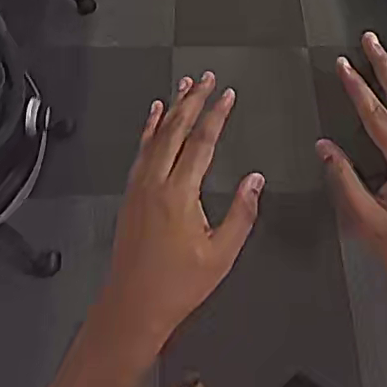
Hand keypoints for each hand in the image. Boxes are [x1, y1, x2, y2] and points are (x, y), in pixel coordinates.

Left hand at [95, 72, 262, 358]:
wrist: (131, 307)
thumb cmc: (175, 286)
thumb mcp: (221, 255)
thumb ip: (242, 213)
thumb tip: (255, 180)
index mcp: (179, 194)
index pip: (201, 142)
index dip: (216, 114)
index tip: (226, 94)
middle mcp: (155, 183)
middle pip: (176, 129)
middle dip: (193, 99)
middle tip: (206, 78)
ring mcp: (139, 187)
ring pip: (156, 135)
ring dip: (172, 107)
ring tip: (183, 86)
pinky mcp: (131, 193)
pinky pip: (141, 149)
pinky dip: (149, 128)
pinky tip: (154, 116)